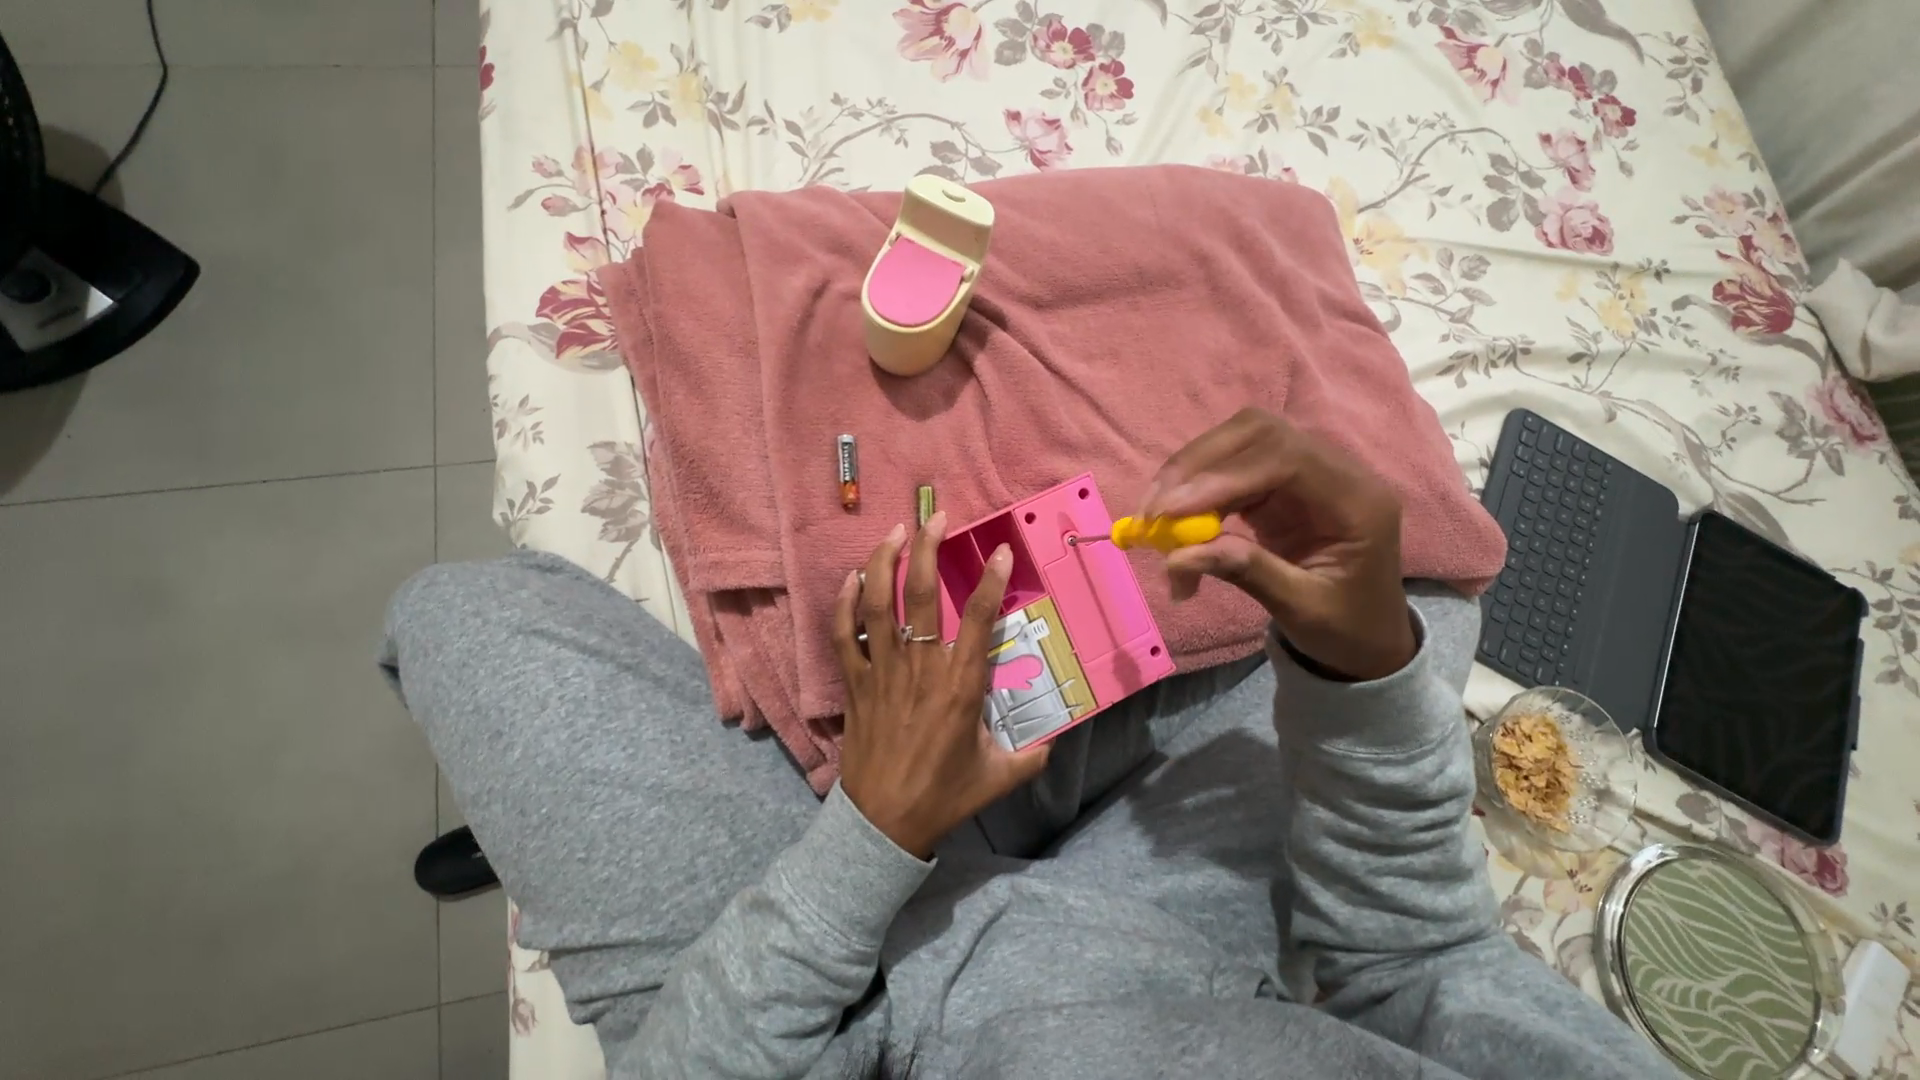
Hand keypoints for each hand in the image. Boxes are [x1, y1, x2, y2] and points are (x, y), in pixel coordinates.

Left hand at [833, 514, 1052, 857]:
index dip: (993, 581)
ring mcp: (882, 671)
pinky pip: (844, 634)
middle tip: (937, 518)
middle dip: (930, 549)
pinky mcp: (854, 682)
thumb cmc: (943, 797)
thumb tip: (1052, 744)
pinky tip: (851, 578)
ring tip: (896, 532)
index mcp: (960, 685)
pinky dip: (844, 603)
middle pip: (924, 596)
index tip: (1001, 551)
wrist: (884, 823)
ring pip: (879, 604)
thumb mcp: (998, 778)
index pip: (981, 620)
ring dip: (885, 562)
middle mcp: (921, 668)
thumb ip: (1030, 757)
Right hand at [1139, 408, 1415, 682]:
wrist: (1367, 636)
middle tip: (1153, 509)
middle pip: (1258, 433)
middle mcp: (1333, 470)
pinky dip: (1194, 490)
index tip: (1170, 510)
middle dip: (1197, 465)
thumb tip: (1177, 555)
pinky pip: (1228, 468)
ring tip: (1155, 517)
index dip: (1222, 477)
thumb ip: (1246, 571)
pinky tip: (1173, 518)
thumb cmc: (1346, 627)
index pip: (1285, 459)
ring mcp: (1304, 472)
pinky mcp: (1278, 483)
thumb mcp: (1301, 608)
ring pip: (1237, 442)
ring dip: (1188, 474)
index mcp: (1356, 500)